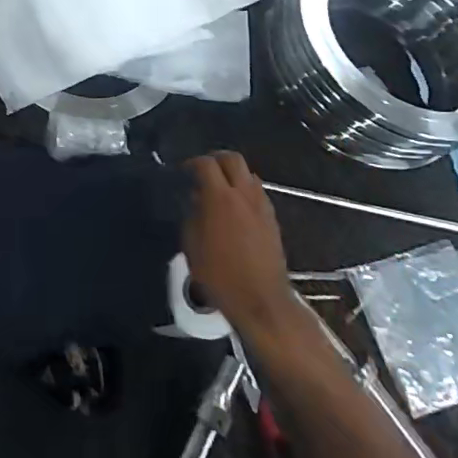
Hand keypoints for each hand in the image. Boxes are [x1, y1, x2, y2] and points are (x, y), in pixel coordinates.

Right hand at [182, 152, 293, 330]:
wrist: (260, 299)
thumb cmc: (219, 275)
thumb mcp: (192, 245)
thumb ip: (193, 215)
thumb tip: (197, 199)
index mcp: (220, 198)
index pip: (206, 164)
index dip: (192, 163)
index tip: (184, 171)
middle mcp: (244, 194)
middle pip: (233, 159)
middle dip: (216, 159)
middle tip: (203, 171)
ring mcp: (262, 205)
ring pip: (248, 174)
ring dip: (232, 174)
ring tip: (219, 190)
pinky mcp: (272, 218)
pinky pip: (257, 192)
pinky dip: (244, 190)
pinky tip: (235, 208)